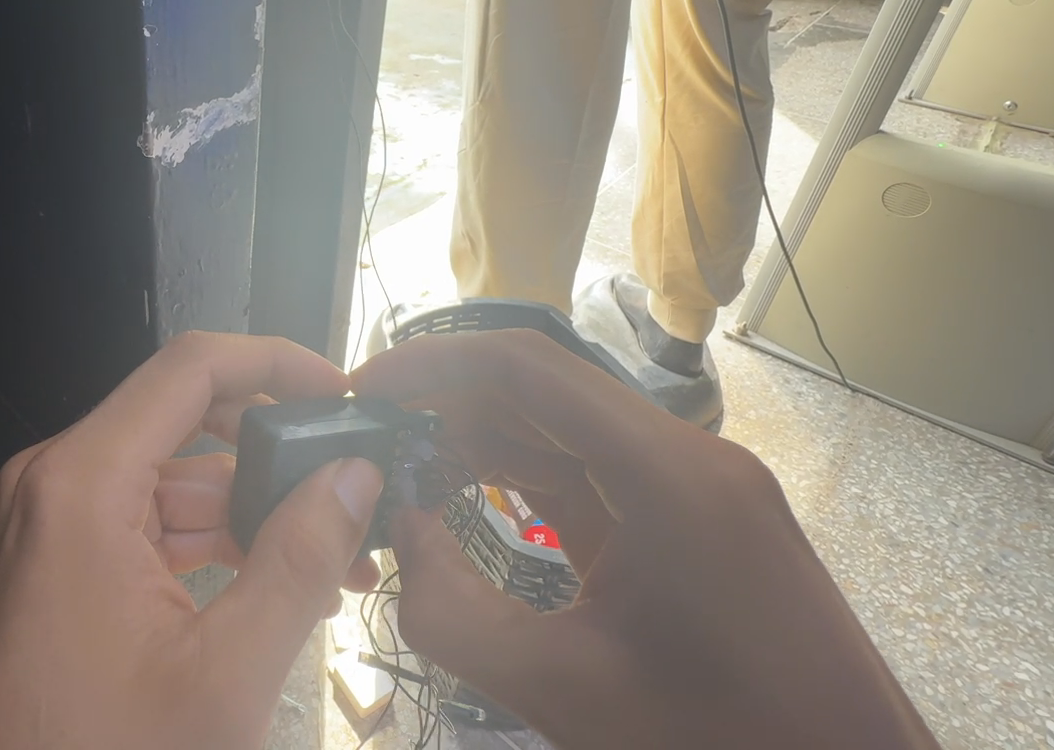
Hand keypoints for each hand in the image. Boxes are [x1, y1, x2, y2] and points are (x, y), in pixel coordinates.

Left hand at [0, 332, 385, 749]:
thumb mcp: (223, 674)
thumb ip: (299, 562)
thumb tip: (354, 476)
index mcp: (82, 481)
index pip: (189, 368)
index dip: (273, 362)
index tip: (338, 391)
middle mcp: (55, 479)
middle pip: (182, 419)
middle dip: (274, 449)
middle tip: (349, 481)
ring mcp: (51, 519)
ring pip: (170, 477)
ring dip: (248, 508)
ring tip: (331, 555)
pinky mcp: (57, 557)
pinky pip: (145, 521)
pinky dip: (207, 540)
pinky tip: (270, 578)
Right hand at [352, 329, 939, 749]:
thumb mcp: (567, 693)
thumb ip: (451, 612)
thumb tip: (398, 528)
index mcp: (666, 473)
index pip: (524, 366)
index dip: (431, 362)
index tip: (365, 387)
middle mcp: (682, 455)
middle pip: (537, 388)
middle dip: (445, 403)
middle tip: (375, 437)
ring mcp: (688, 483)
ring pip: (555, 423)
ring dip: (476, 437)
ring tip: (408, 470)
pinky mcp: (681, 515)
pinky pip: (582, 465)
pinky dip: (516, 471)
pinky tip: (467, 493)